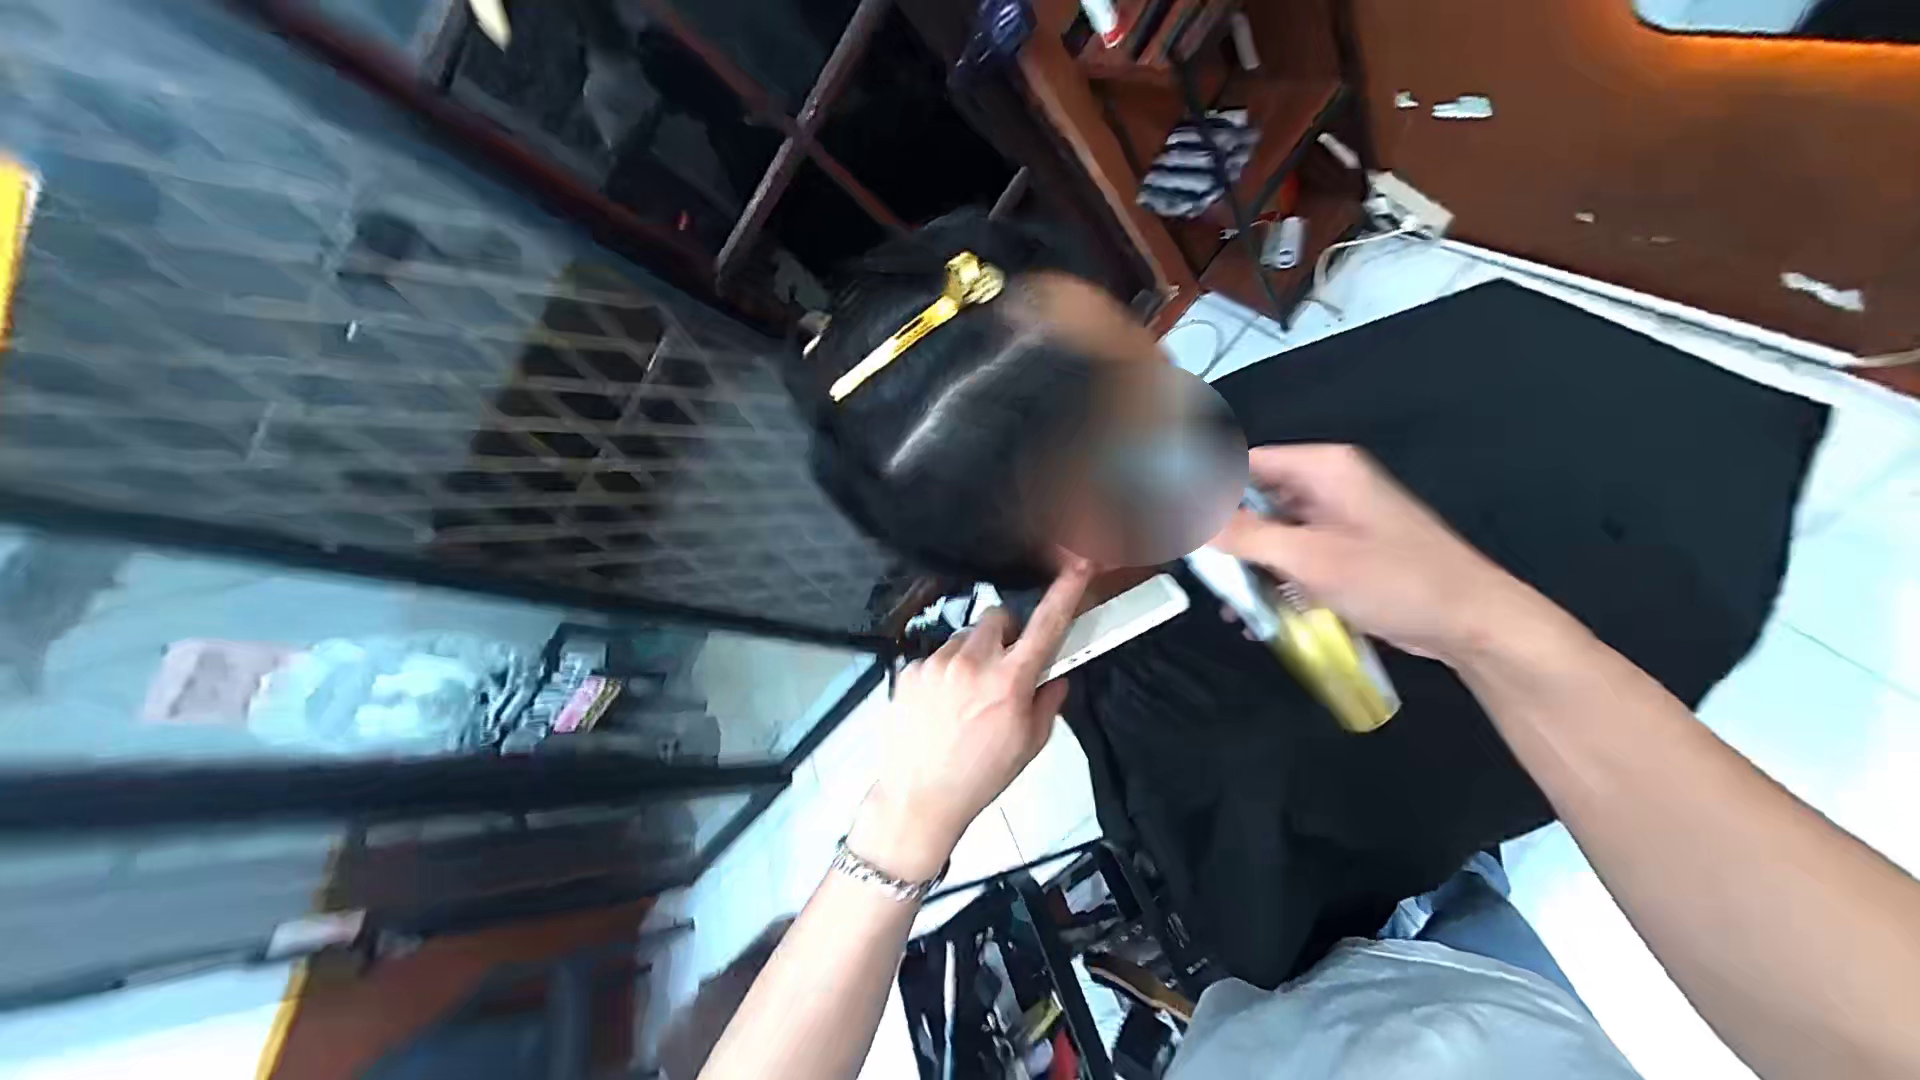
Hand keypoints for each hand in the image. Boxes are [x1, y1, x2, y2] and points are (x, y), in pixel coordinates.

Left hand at [849, 558, 1094, 881]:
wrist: (918, 799)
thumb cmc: (976, 778)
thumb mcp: (1028, 745)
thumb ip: (1047, 702)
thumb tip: (1055, 678)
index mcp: (1009, 682)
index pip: (1046, 625)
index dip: (1066, 592)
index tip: (1078, 567)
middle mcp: (971, 664)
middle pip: (998, 617)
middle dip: (1006, 635)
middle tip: (1004, 666)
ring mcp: (936, 664)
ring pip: (965, 636)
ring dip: (973, 654)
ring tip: (967, 694)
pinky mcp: (910, 671)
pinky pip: (936, 655)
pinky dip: (945, 671)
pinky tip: (942, 702)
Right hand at [1211, 444, 1549, 665]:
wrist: (1471, 624)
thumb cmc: (1399, 581)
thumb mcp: (1311, 558)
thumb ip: (1244, 535)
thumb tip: (1186, 517)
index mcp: (1322, 470)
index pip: (1244, 464)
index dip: (1205, 488)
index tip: (1175, 521)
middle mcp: (1325, 487)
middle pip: (1252, 501)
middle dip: (1223, 537)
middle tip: (1200, 569)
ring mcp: (1333, 521)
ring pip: (1267, 533)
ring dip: (1244, 566)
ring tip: (1228, 599)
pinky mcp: (1339, 552)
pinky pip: (1288, 557)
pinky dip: (1269, 580)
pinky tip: (1256, 613)